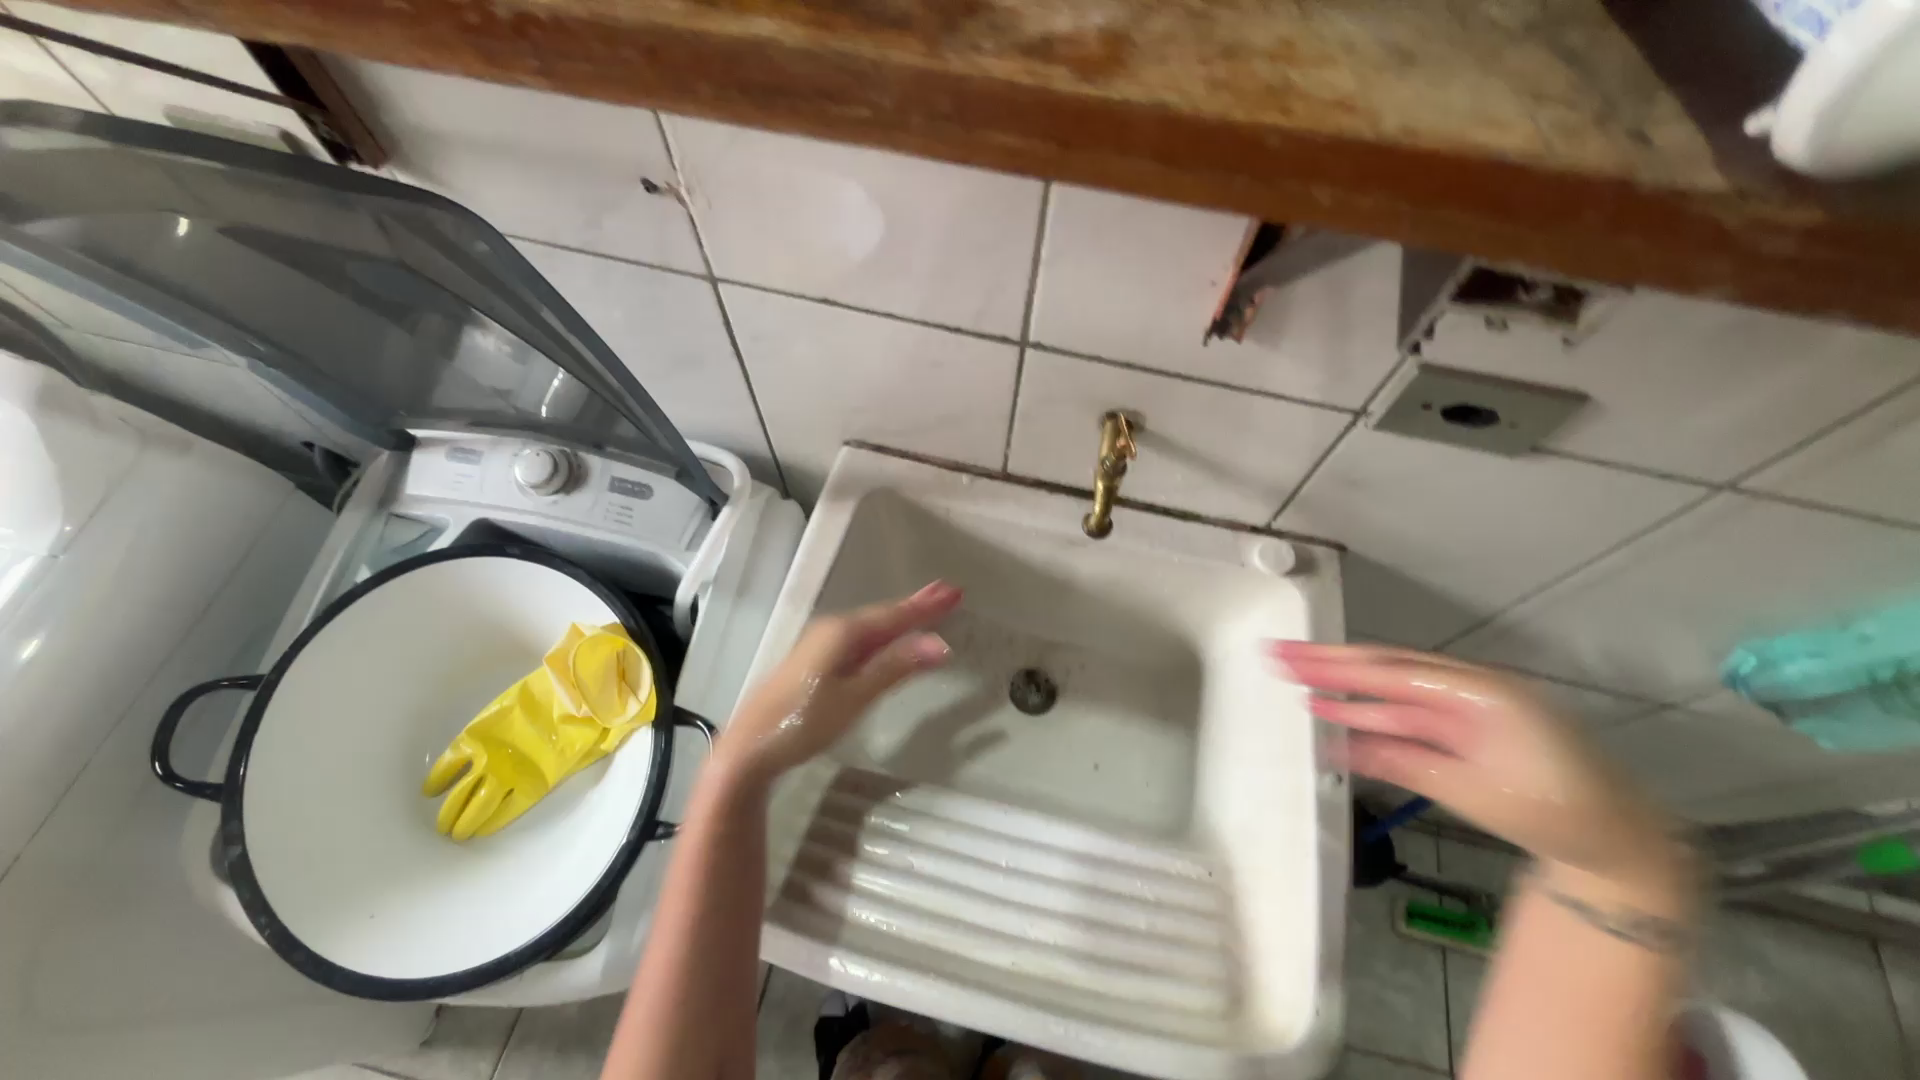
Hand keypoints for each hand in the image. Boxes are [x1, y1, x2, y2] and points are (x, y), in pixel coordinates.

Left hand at [715, 582, 961, 783]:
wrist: (749, 749)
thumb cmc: (803, 723)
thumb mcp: (855, 697)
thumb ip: (895, 668)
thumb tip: (939, 644)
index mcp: (841, 633)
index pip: (892, 616)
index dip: (924, 606)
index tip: (953, 592)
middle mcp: (830, 631)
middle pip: (881, 618)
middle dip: (915, 608)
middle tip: (946, 594)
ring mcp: (819, 647)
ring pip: (869, 630)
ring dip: (899, 621)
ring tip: (925, 611)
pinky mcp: (814, 665)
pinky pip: (858, 642)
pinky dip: (881, 637)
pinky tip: (888, 641)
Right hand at [1272, 642, 1686, 891]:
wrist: (1614, 839)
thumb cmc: (1553, 809)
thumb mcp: (1474, 789)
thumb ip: (1403, 760)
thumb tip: (1337, 743)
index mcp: (1474, 691)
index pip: (1390, 670)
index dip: (1336, 662)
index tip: (1290, 654)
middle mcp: (1464, 691)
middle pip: (1384, 673)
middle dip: (1329, 665)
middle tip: (1277, 655)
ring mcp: (1461, 713)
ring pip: (1390, 697)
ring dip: (1343, 693)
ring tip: (1293, 684)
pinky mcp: (1459, 737)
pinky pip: (1405, 724)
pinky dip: (1368, 723)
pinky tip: (1334, 721)